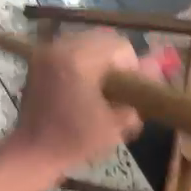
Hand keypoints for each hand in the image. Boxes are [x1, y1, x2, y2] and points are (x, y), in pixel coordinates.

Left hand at [0, 29, 157, 170]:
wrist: (33, 152)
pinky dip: (82, 61)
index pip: (120, 46)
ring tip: (102, 88)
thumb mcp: (115, 123)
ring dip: (100, 59)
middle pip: (102, 39)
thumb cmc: (75, 141)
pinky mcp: (38, 61)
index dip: (133, 67)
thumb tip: (157, 67)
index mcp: (78, 60)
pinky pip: (69, 49)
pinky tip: (83, 85)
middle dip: (116, 61)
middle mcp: (60, 48)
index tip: (132, 91)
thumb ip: (137, 94)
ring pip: (85, 42)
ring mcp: (46, 52)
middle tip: (120, 88)